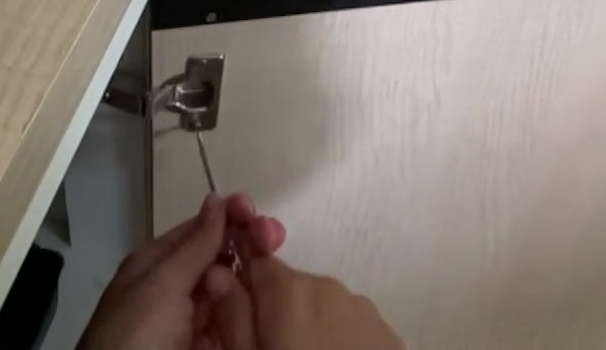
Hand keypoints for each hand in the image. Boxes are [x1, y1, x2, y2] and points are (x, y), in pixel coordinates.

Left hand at [78, 194, 286, 349]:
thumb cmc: (134, 337)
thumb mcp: (162, 284)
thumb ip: (195, 244)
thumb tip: (216, 198)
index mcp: (157, 266)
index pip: (199, 230)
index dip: (227, 217)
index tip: (254, 211)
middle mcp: (177, 292)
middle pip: (220, 261)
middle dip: (246, 249)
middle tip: (272, 239)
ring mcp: (195, 326)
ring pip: (232, 293)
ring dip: (248, 284)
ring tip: (261, 276)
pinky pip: (235, 327)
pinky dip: (248, 318)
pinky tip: (262, 307)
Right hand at [208, 255, 402, 349]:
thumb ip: (232, 317)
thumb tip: (217, 271)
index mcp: (288, 288)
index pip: (256, 264)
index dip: (245, 290)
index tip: (243, 321)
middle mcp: (326, 285)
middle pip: (290, 288)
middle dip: (280, 316)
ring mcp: (361, 308)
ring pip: (322, 307)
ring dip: (311, 330)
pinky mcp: (388, 332)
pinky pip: (352, 326)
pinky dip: (341, 342)